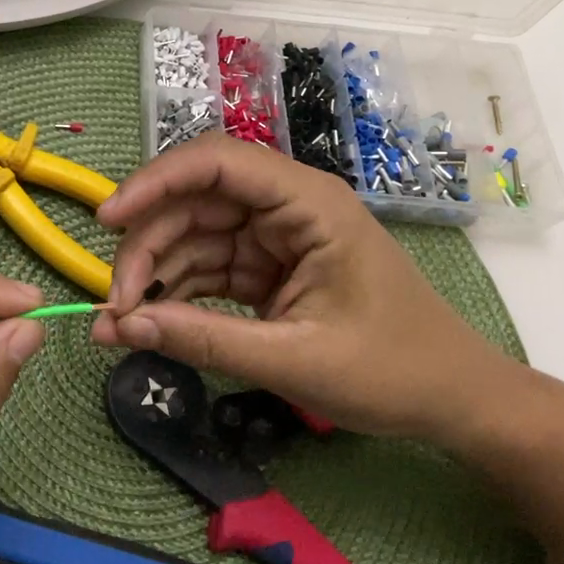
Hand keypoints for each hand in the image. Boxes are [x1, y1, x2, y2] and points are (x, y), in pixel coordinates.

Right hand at [89, 134, 525, 441]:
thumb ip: (206, 340)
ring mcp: (274, 237)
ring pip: (192, 235)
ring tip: (122, 323)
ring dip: (154, 274)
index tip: (108, 221)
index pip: (218, 162)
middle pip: (194, 201)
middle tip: (115, 304)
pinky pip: (206, 266)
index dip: (155, 182)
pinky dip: (175, 292)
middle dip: (147, 246)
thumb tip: (121, 327)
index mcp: (308, 204)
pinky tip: (149, 322)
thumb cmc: (394, 371)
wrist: (455, 401)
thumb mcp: (295, 360)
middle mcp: (286, 207)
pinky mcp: (266, 267)